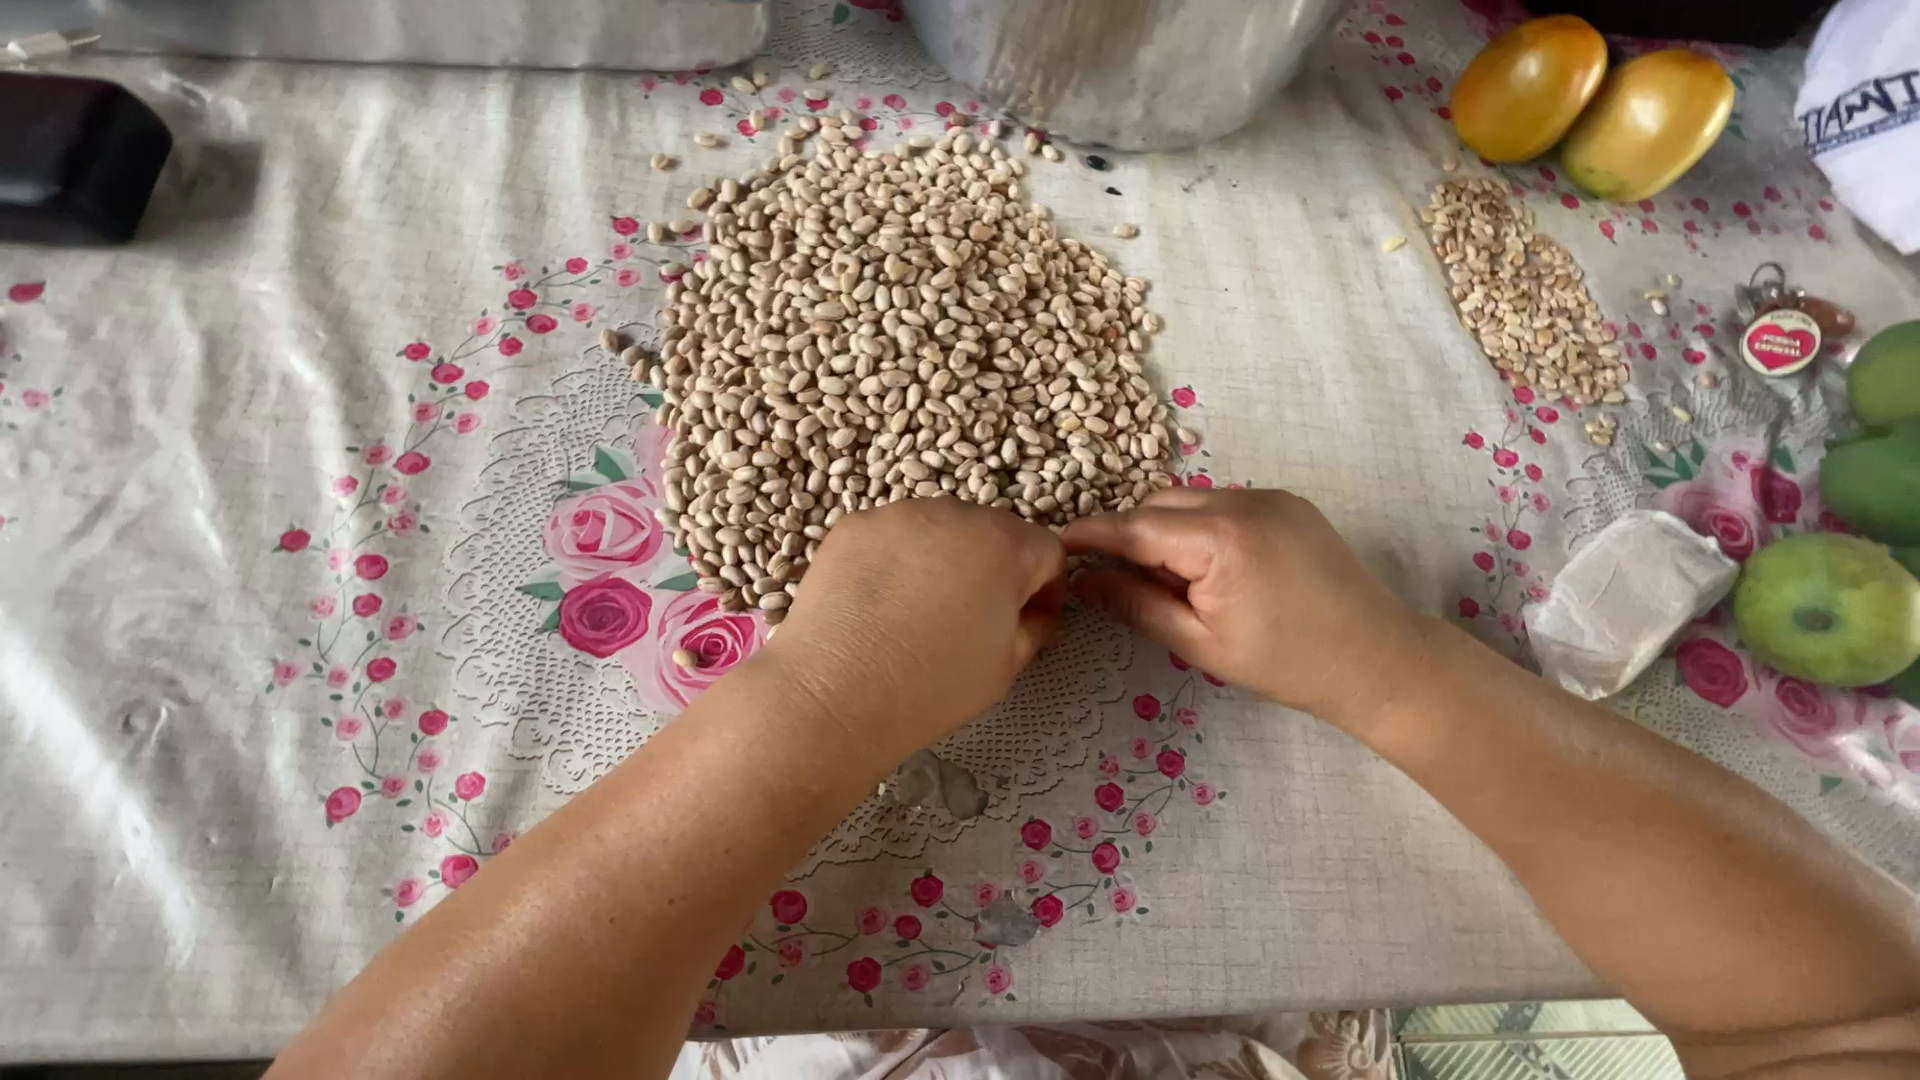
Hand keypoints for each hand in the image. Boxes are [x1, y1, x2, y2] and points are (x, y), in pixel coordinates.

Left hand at [753, 497, 1067, 761]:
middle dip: (995, 569)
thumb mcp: (1006, 667)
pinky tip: (881, 602)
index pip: (1047, 550)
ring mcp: (899, 513)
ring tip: (920, 610)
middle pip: (994, 532)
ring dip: (946, 558)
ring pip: (941, 528)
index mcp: (1005, 546)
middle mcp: (955, 514)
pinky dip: (898, 559)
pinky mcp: (854, 524)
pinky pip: (894, 534)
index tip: (1029, 620)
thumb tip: (1038, 613)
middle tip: (973, 617)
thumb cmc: (931, 687)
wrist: (833, 695)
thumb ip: (1035, 628)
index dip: (1045, 588)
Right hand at [1061, 487, 1429, 726]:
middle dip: (1130, 534)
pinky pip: (1220, 501)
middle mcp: (1242, 501)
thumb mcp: (1198, 643)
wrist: (1377, 658)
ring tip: (1172, 578)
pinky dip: (1198, 525)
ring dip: (1165, 528)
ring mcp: (1268, 495)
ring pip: (1188, 499)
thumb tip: (1081, 580)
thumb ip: (1134, 604)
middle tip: (1121, 578)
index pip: (1134, 527)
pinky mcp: (1286, 500)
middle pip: (1158, 504)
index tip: (1057, 542)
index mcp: (1220, 540)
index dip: (1091, 533)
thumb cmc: (1284, 664)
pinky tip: (1209, 565)